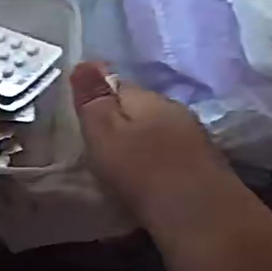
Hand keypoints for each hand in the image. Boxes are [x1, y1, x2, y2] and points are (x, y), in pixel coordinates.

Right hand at [72, 61, 238, 228]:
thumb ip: (93, 97)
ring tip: (110, 154)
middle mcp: (173, 109)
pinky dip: (148, 151)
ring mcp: (190, 134)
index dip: (92, 96)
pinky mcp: (198, 158)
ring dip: (132, 135)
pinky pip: (163, 145)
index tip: (74, 114)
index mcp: (147, 98)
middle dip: (113, 116)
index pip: (114, 85)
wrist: (195, 210)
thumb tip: (85, 60)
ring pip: (151, 125)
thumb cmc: (138, 167)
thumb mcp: (102, 130)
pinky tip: (137, 168)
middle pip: (135, 105)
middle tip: (88, 137)